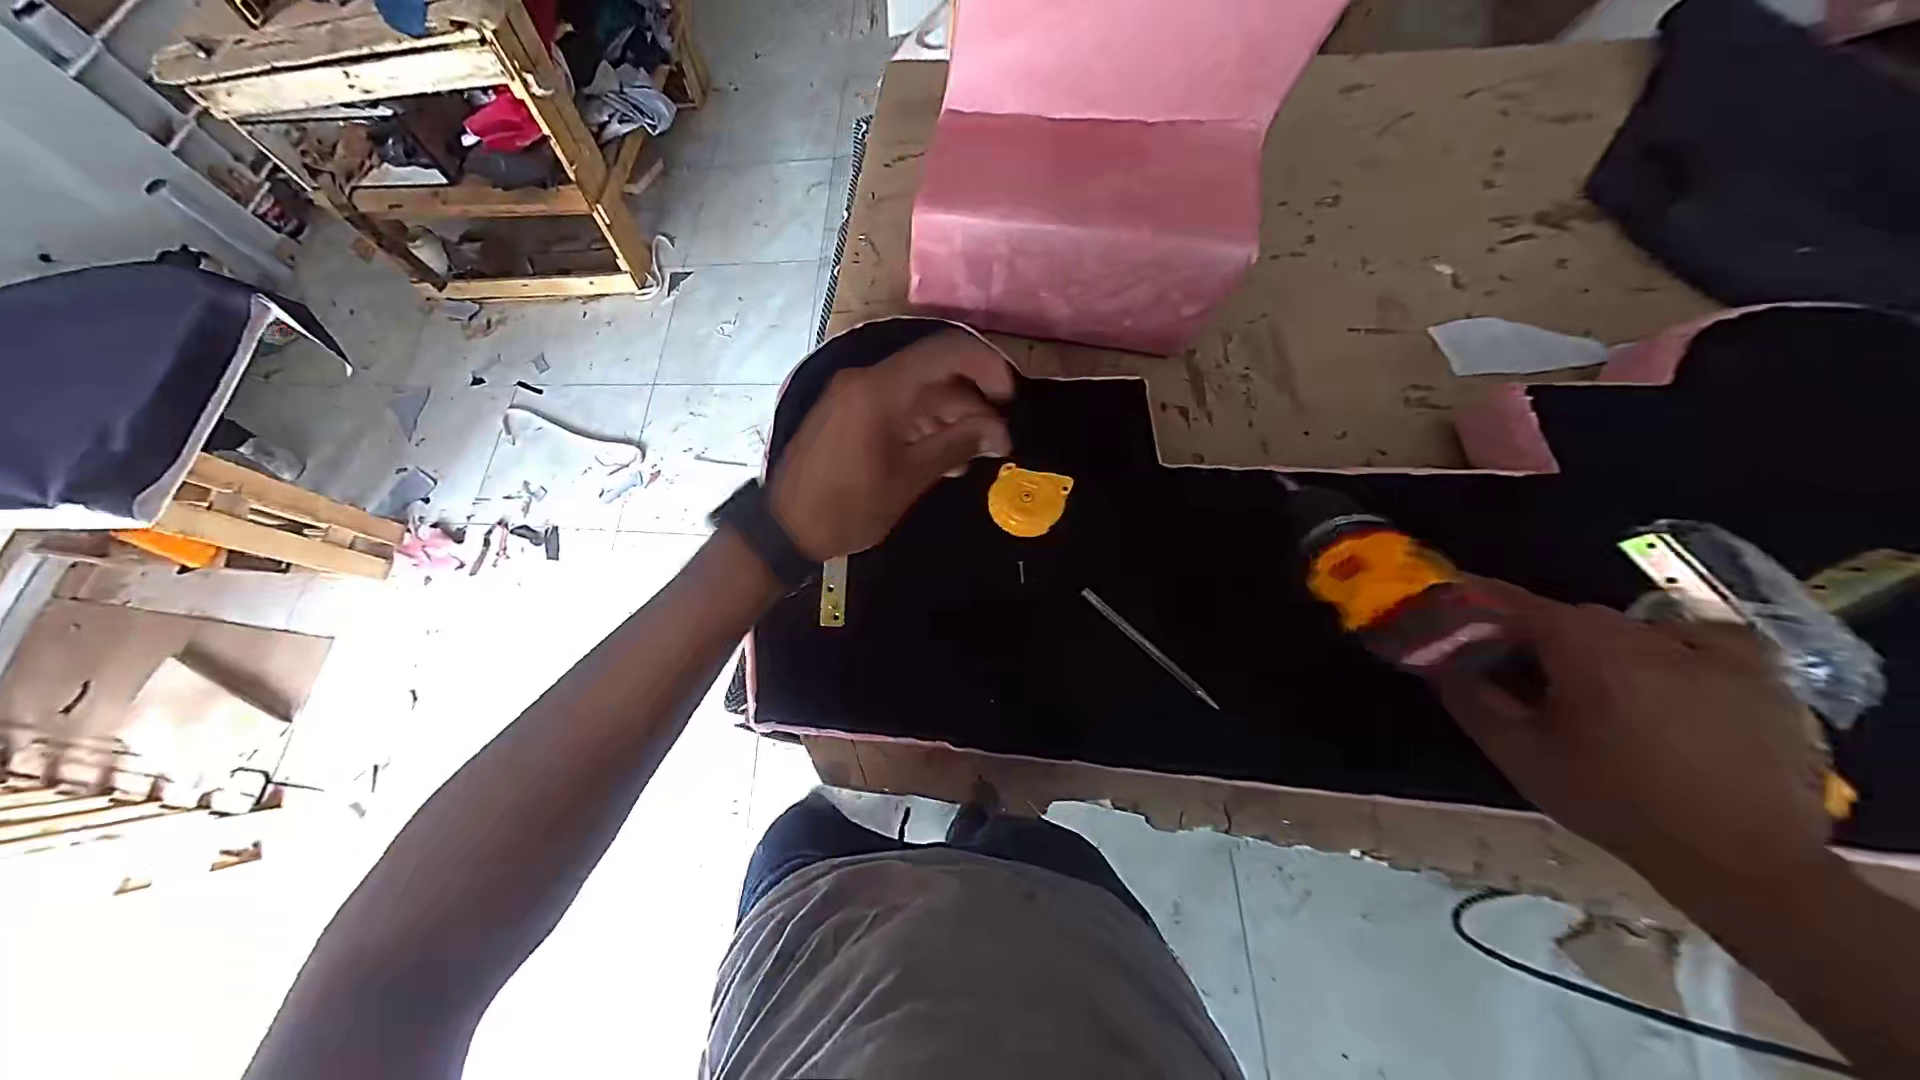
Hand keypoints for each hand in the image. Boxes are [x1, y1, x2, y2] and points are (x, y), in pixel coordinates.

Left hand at [767, 330, 1014, 560]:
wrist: (783, 529)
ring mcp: (854, 396)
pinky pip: (895, 407)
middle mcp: (866, 381)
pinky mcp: (847, 414)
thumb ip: (955, 445)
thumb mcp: (908, 479)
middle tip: (996, 444)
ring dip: (949, 419)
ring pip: (916, 394)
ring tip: (972, 458)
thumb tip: (999, 432)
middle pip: (934, 376)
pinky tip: (942, 457)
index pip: (946, 353)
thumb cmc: (847, 507)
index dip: (986, 367)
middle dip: (972, 405)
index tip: (1009, 399)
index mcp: (881, 390)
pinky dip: (922, 426)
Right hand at [1434, 578, 1831, 887]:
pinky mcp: (1758, 675)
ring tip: (1591, 695)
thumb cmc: (1614, 801)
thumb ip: (1471, 698)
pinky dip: (1668, 651)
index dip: (1477, 609)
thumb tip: (1441, 662)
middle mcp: (1645, 633)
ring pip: (1628, 631)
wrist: (1742, 860)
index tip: (1453, 625)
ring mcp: (1711, 650)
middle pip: (1571, 618)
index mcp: (1584, 645)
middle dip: (1536, 639)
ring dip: (1596, 650)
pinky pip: (1697, 642)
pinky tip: (1663, 683)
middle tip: (1519, 678)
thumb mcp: (1519, 753)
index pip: (1514, 604)